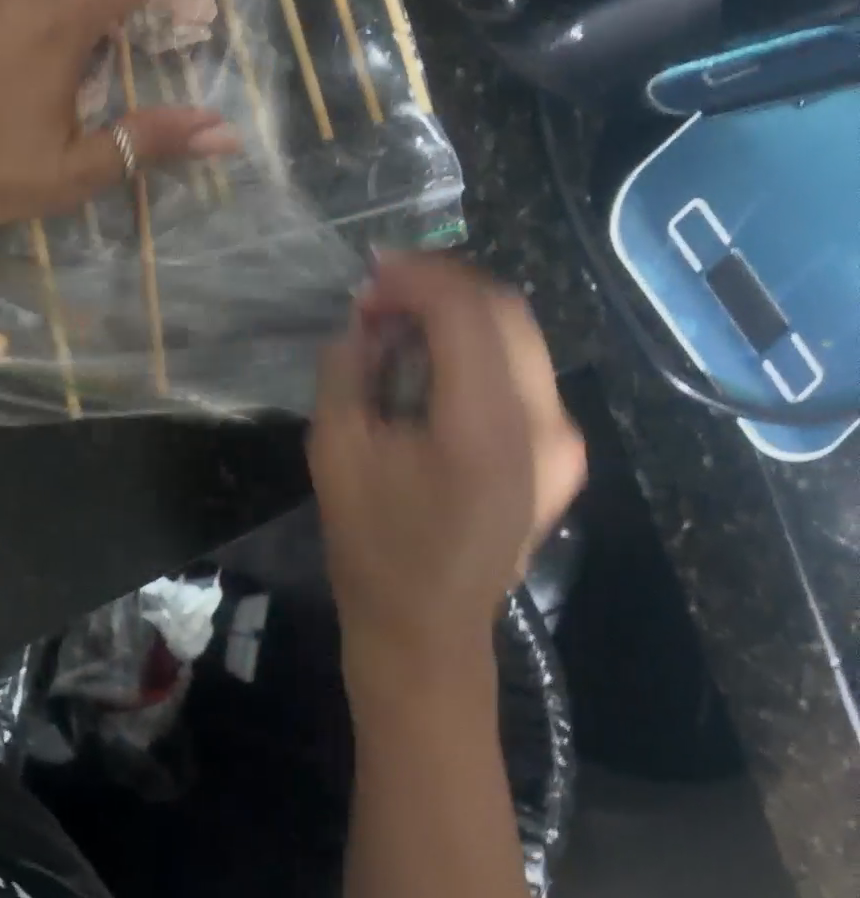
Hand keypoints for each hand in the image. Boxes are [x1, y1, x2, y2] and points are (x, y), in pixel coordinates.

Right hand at [309, 254, 585, 700]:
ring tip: (395, 327)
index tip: (369, 272)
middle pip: (506, 314)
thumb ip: (347, 377)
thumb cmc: (370, 546)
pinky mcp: (557, 453)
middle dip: (440, 288)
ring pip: (519, 340)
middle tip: (377, 296)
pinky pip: (520, 376)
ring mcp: (562, 438)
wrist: (425, 625)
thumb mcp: (335, 456)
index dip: (419, 278)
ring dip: (458, 318)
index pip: (469, 312)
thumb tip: (361, 326)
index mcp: (486, 425)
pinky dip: (474, 353)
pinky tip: (428, 368)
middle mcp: (545, 421)